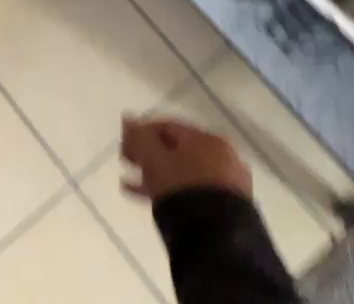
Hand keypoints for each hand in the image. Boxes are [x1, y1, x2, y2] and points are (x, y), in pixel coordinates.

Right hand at [119, 116, 252, 201]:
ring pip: (183, 171)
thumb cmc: (181, 187)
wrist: (217, 237)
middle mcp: (224, 155)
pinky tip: (148, 197)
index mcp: (207, 138)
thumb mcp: (152, 158)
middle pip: (176, 149)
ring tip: (131, 184)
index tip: (123, 148)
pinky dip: (173, 189)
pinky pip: (194, 189)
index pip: (165, 126)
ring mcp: (230, 182)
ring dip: (156, 174)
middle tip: (128, 163)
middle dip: (148, 156)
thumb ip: (138, 136)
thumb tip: (128, 117)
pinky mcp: (230, 206)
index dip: (139, 134)